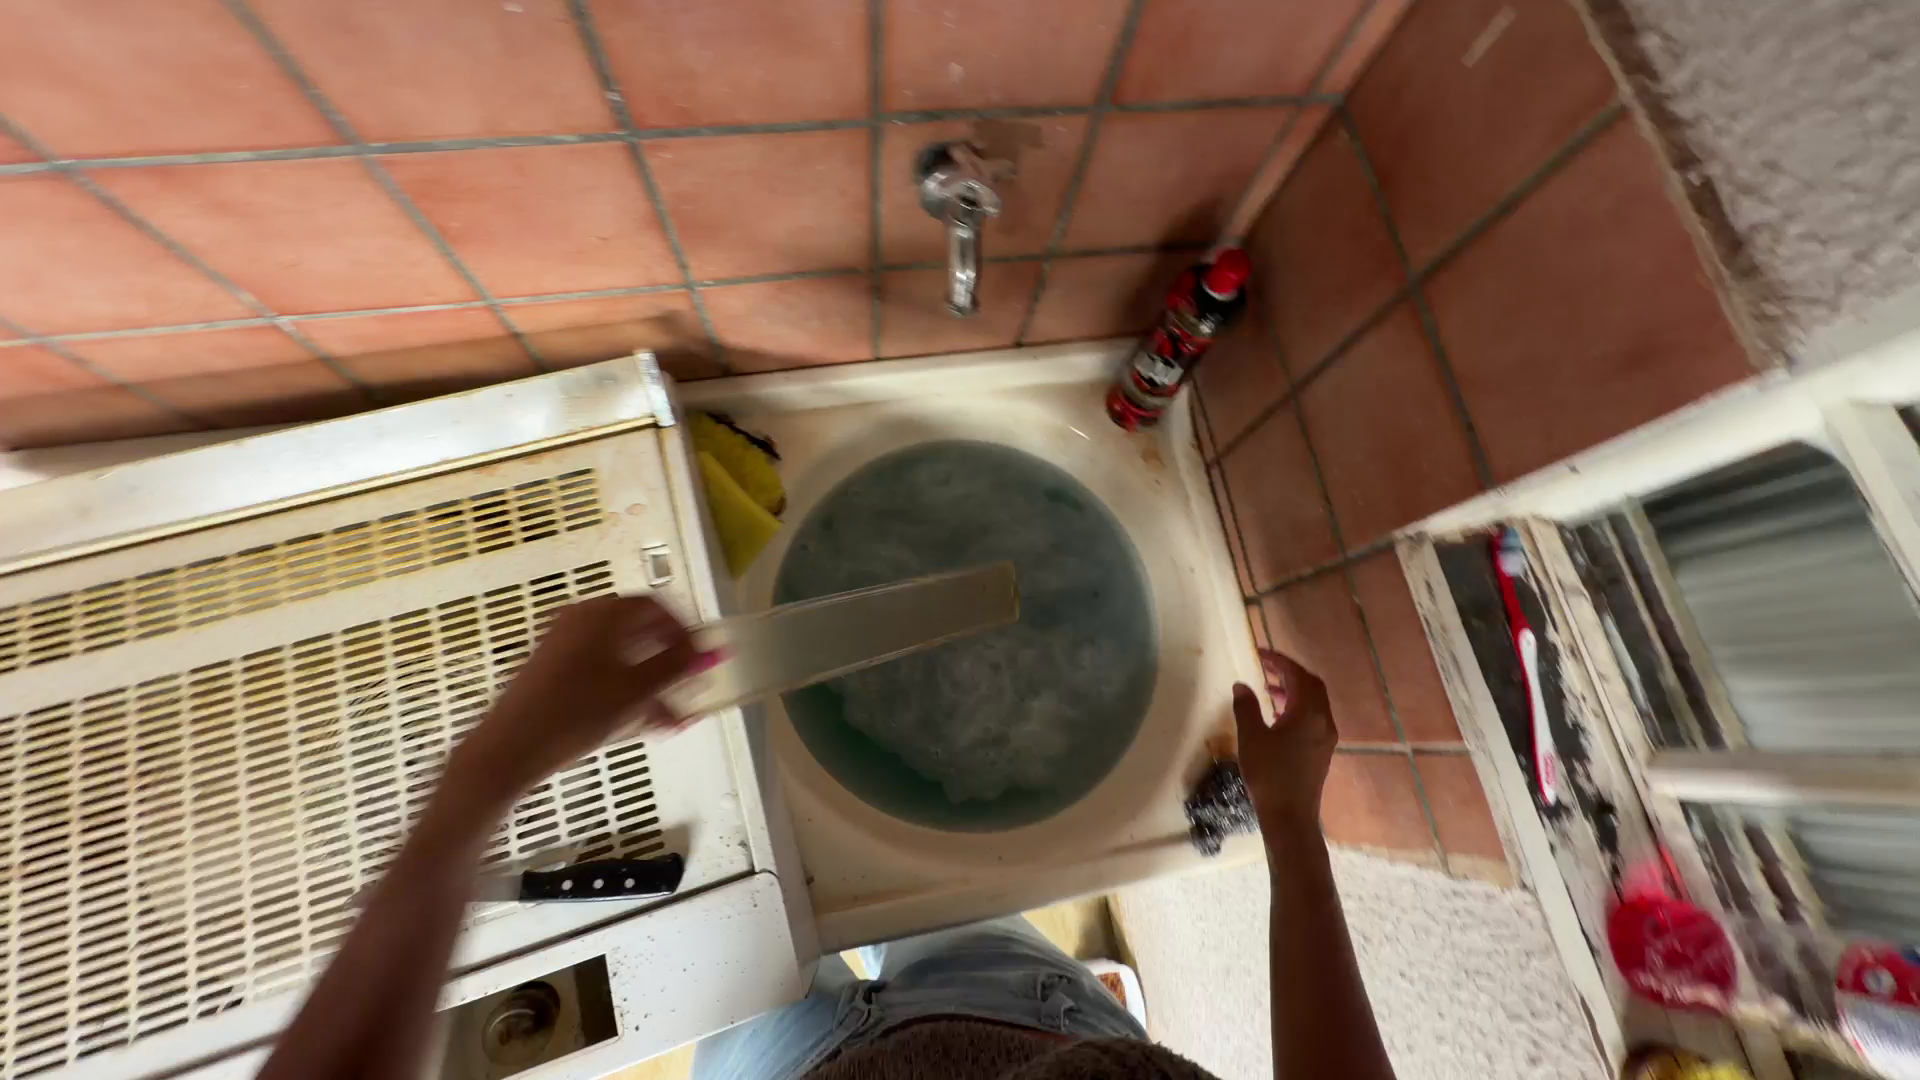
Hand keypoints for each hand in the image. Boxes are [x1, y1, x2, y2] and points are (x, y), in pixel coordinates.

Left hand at [445, 595, 699, 807]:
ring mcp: (563, 648)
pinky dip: (627, 691)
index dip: (685, 630)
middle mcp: (580, 623)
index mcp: (600, 614)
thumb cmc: (568, 716)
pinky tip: (642, 722)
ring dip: (652, 682)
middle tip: (690, 681)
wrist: (507, 752)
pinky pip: (603, 674)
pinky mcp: (553, 675)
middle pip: (640, 633)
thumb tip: (709, 650)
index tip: (700, 653)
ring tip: (671, 713)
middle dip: (671, 661)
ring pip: (623, 657)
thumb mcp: (637, 689)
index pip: (656, 606)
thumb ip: (679, 666)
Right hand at [1233, 649, 1336, 837]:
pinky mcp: (1320, 750)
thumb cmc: (1270, 774)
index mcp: (1309, 714)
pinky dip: (1295, 706)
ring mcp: (1325, 738)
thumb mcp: (1251, 737)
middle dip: (1289, 672)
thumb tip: (1242, 686)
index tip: (1259, 653)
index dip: (1279, 661)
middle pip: (1312, 686)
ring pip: (1313, 702)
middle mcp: (1324, 722)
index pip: (1298, 676)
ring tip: (1265, 687)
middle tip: (1264, 666)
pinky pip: (1312, 717)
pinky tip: (1275, 714)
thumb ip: (1247, 707)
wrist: (1289, 816)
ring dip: (1292, 689)